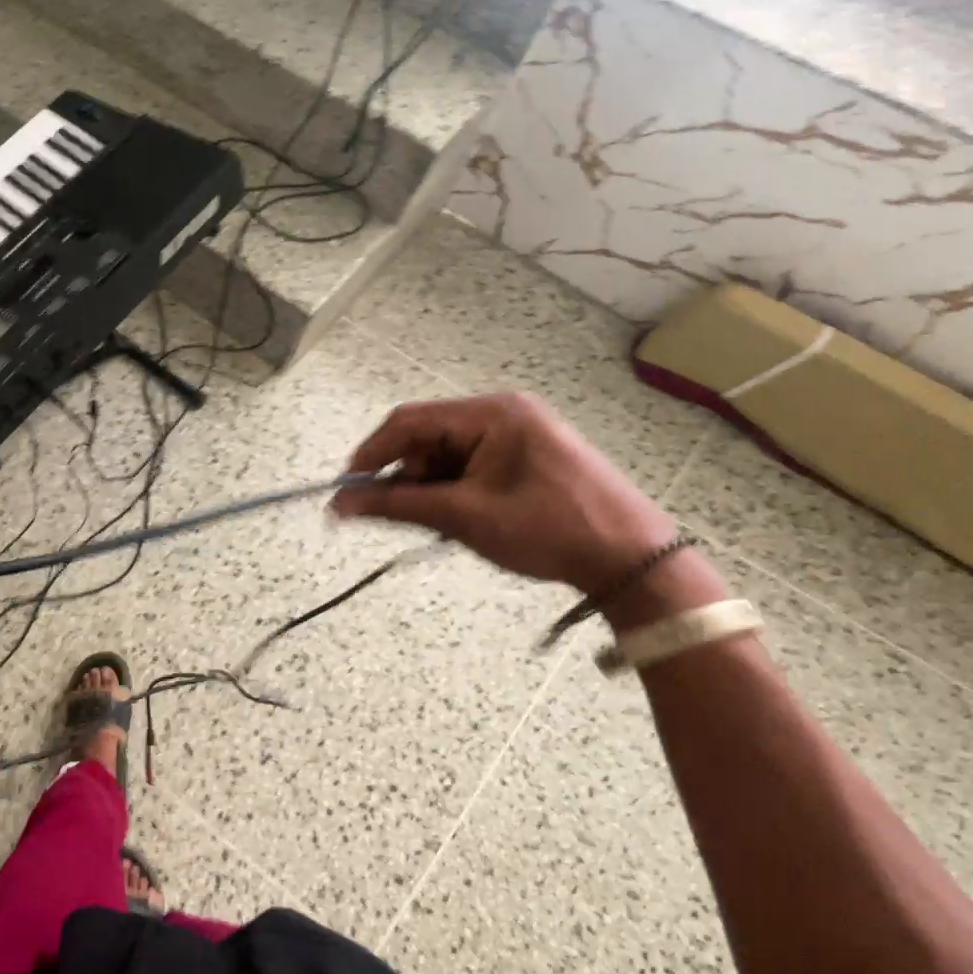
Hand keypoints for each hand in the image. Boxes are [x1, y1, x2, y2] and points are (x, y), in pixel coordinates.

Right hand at [330, 393, 677, 595]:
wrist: (634, 560)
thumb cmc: (548, 530)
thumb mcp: (464, 517)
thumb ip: (396, 505)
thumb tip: (338, 505)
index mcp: (492, 413)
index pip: (408, 421)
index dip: (371, 454)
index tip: (347, 491)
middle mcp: (503, 413)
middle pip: (426, 437)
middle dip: (404, 475)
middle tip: (395, 515)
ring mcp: (518, 434)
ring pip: (445, 454)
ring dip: (428, 487)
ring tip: (438, 523)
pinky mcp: (526, 457)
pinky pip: (469, 466)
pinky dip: (452, 491)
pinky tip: (459, 518)